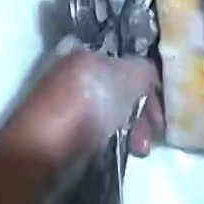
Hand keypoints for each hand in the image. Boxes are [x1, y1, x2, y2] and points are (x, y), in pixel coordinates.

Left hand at [2, 42, 163, 163]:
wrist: (43, 149)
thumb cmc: (84, 105)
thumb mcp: (122, 77)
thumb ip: (141, 71)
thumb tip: (147, 75)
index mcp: (80, 50)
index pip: (122, 62)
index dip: (146, 85)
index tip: (160, 112)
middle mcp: (72, 71)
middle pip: (119, 89)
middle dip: (141, 112)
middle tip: (148, 136)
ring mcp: (66, 101)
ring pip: (112, 113)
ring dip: (131, 131)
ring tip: (137, 149)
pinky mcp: (63, 130)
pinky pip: (99, 132)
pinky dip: (113, 142)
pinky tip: (118, 153)